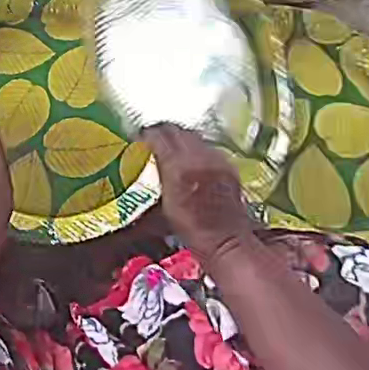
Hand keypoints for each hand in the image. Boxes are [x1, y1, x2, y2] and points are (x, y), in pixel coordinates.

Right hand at [143, 124, 254, 262]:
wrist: (225, 238)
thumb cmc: (191, 228)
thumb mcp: (165, 204)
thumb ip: (159, 176)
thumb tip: (152, 160)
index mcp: (177, 166)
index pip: (160, 136)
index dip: (148, 134)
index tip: (142, 137)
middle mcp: (197, 157)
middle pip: (177, 131)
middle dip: (163, 132)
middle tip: (155, 139)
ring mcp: (215, 158)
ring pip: (193, 136)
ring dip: (181, 138)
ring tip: (173, 147)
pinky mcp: (227, 163)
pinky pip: (208, 147)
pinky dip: (197, 149)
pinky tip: (194, 160)